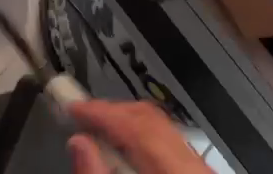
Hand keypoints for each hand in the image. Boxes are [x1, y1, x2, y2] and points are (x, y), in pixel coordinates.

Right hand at [67, 100, 210, 173]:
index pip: (135, 124)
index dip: (99, 110)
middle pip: (149, 119)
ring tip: (97, 128)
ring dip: (126, 121)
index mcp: (176, 168)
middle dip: (111, 111)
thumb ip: (98, 173)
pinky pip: (172, 140)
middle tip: (79, 113)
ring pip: (161, 126)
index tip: (71, 105)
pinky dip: (144, 136)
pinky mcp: (200, 171)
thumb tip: (78, 142)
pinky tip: (125, 146)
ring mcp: (202, 167)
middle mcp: (195, 164)